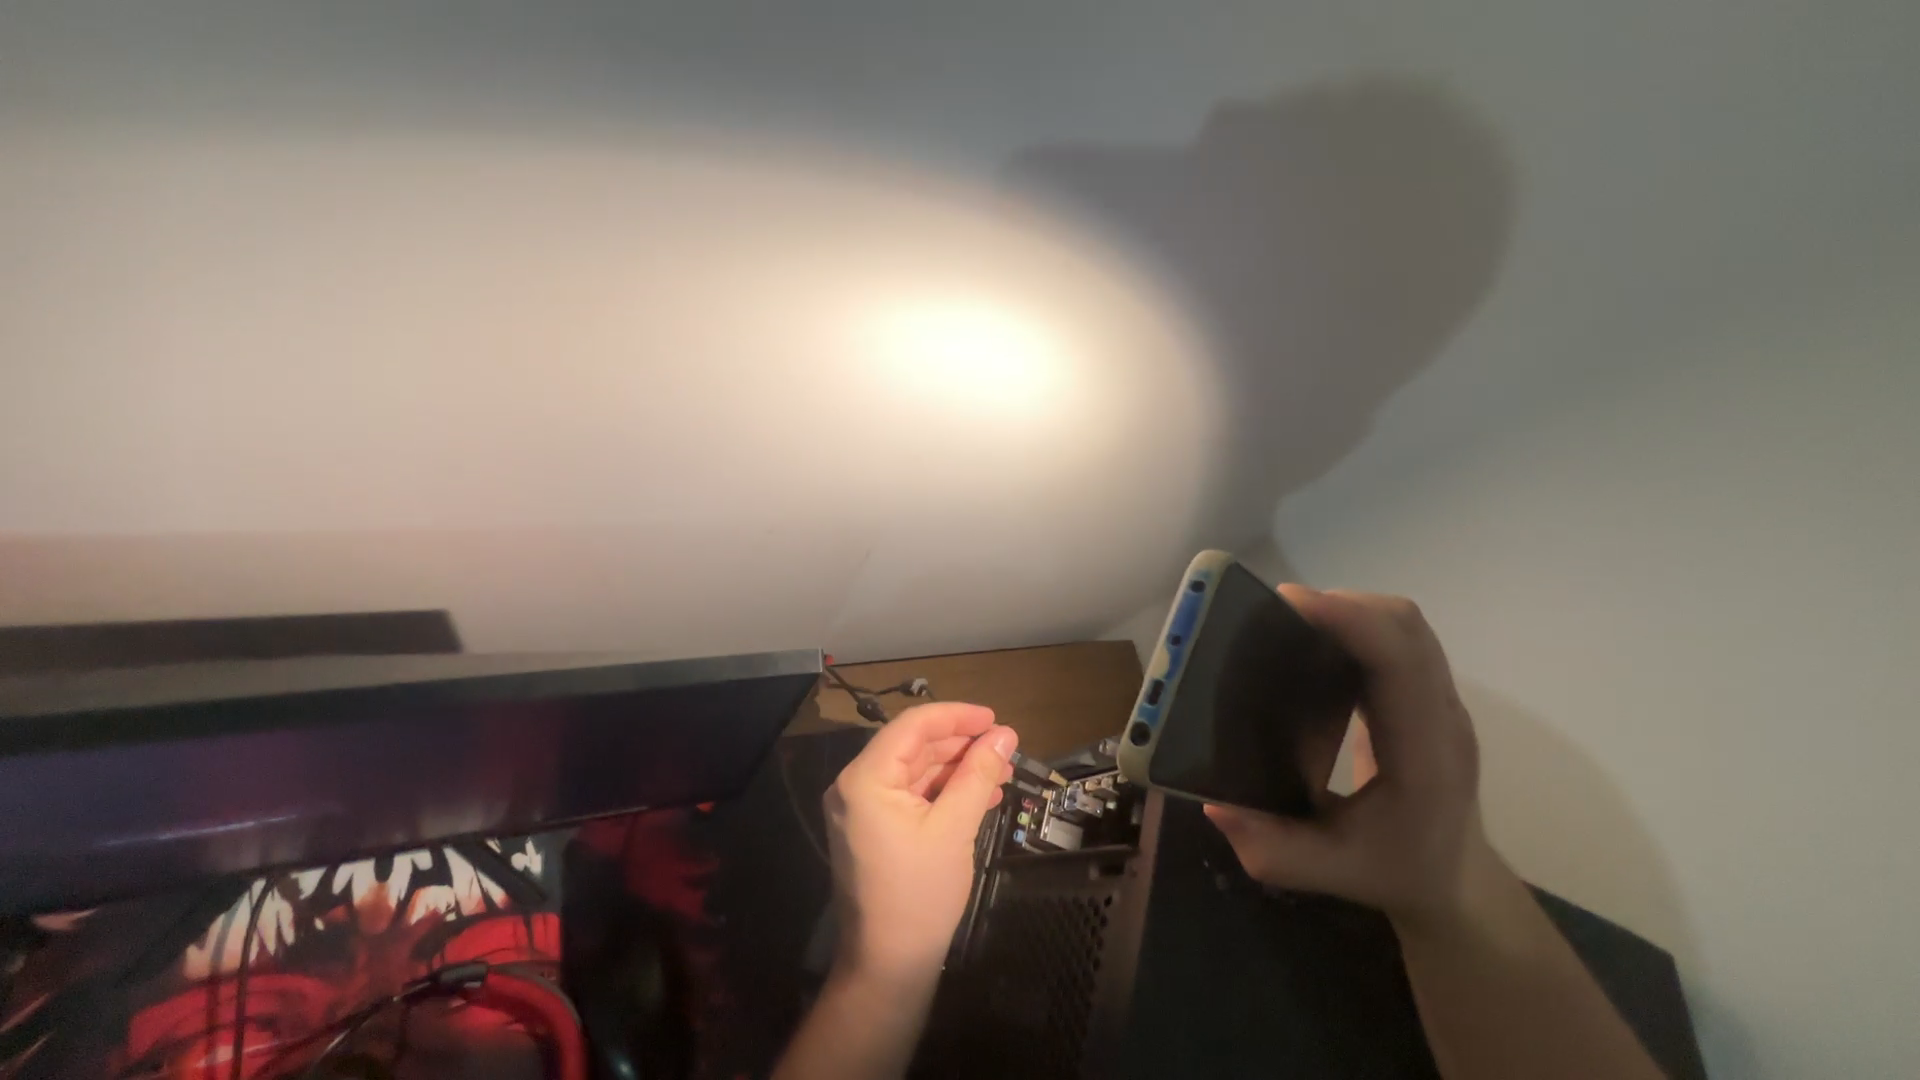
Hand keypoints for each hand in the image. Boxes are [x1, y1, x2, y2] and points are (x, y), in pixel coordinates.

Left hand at [824, 702, 1016, 981]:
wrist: (888, 964)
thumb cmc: (919, 893)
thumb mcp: (954, 828)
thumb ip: (978, 774)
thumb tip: (1005, 734)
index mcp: (865, 778)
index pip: (912, 726)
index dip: (956, 716)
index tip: (995, 719)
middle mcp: (856, 785)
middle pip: (913, 746)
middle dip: (960, 743)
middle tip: (1004, 746)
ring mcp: (863, 809)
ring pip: (916, 770)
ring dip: (957, 768)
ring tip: (1000, 771)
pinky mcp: (874, 829)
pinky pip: (912, 795)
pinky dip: (945, 792)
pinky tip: (981, 797)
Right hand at [1205, 586, 1512, 931]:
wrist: (1455, 880)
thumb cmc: (1393, 872)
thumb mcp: (1326, 872)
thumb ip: (1271, 849)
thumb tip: (1216, 805)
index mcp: (1423, 758)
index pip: (1400, 664)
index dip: (1351, 622)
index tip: (1291, 602)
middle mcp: (1442, 718)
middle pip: (1407, 628)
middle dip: (1343, 606)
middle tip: (1278, 612)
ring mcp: (1441, 703)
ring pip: (1406, 626)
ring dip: (1352, 611)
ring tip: (1293, 621)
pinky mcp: (1427, 695)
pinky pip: (1399, 639)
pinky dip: (1359, 624)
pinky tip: (1318, 640)